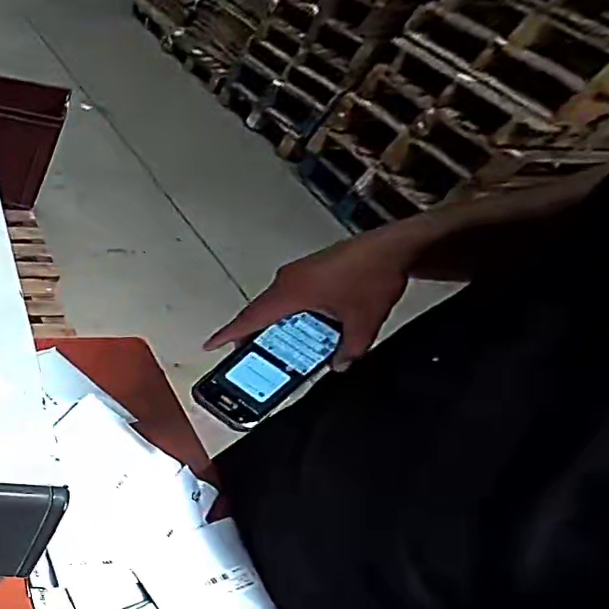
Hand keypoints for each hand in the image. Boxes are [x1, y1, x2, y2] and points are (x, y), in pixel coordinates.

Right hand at [203, 223, 434, 369]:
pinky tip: (303, 320)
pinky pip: (288, 293)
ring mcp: (297, 272)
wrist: (399, 242)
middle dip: (249, 332)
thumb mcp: (363, 322)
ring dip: (271, 321)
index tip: (209, 345)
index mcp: (288, 295)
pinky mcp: (310, 267)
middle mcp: (286, 281)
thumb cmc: (373, 276)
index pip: (248, 320)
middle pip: (257, 312)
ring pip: (272, 302)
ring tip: (276, 340)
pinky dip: (286, 309)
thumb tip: (341, 365)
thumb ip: (350, 348)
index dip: (227, 335)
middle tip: (246, 351)